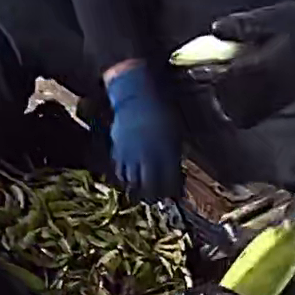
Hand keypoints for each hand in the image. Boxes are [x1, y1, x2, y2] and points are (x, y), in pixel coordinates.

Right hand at [104, 66, 182, 199]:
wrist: (136, 97)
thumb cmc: (161, 114)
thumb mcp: (175, 136)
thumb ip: (174, 158)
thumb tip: (176, 179)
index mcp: (167, 153)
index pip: (170, 184)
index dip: (173, 192)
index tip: (174, 194)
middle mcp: (148, 158)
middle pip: (150, 190)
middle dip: (155, 196)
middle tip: (158, 197)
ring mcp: (131, 157)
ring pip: (134, 185)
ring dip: (140, 190)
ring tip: (144, 189)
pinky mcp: (118, 153)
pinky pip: (121, 174)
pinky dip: (127, 179)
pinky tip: (132, 176)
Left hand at [204, 3, 294, 127]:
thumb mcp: (279, 16)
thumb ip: (246, 25)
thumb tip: (215, 28)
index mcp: (264, 63)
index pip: (225, 72)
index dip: (204, 70)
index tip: (187, 67)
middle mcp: (266, 87)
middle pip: (227, 94)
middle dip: (213, 82)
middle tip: (201, 70)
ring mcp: (273, 99)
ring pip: (236, 108)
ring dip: (224, 96)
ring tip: (220, 78)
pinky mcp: (278, 106)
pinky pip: (250, 116)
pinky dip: (238, 108)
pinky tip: (237, 92)